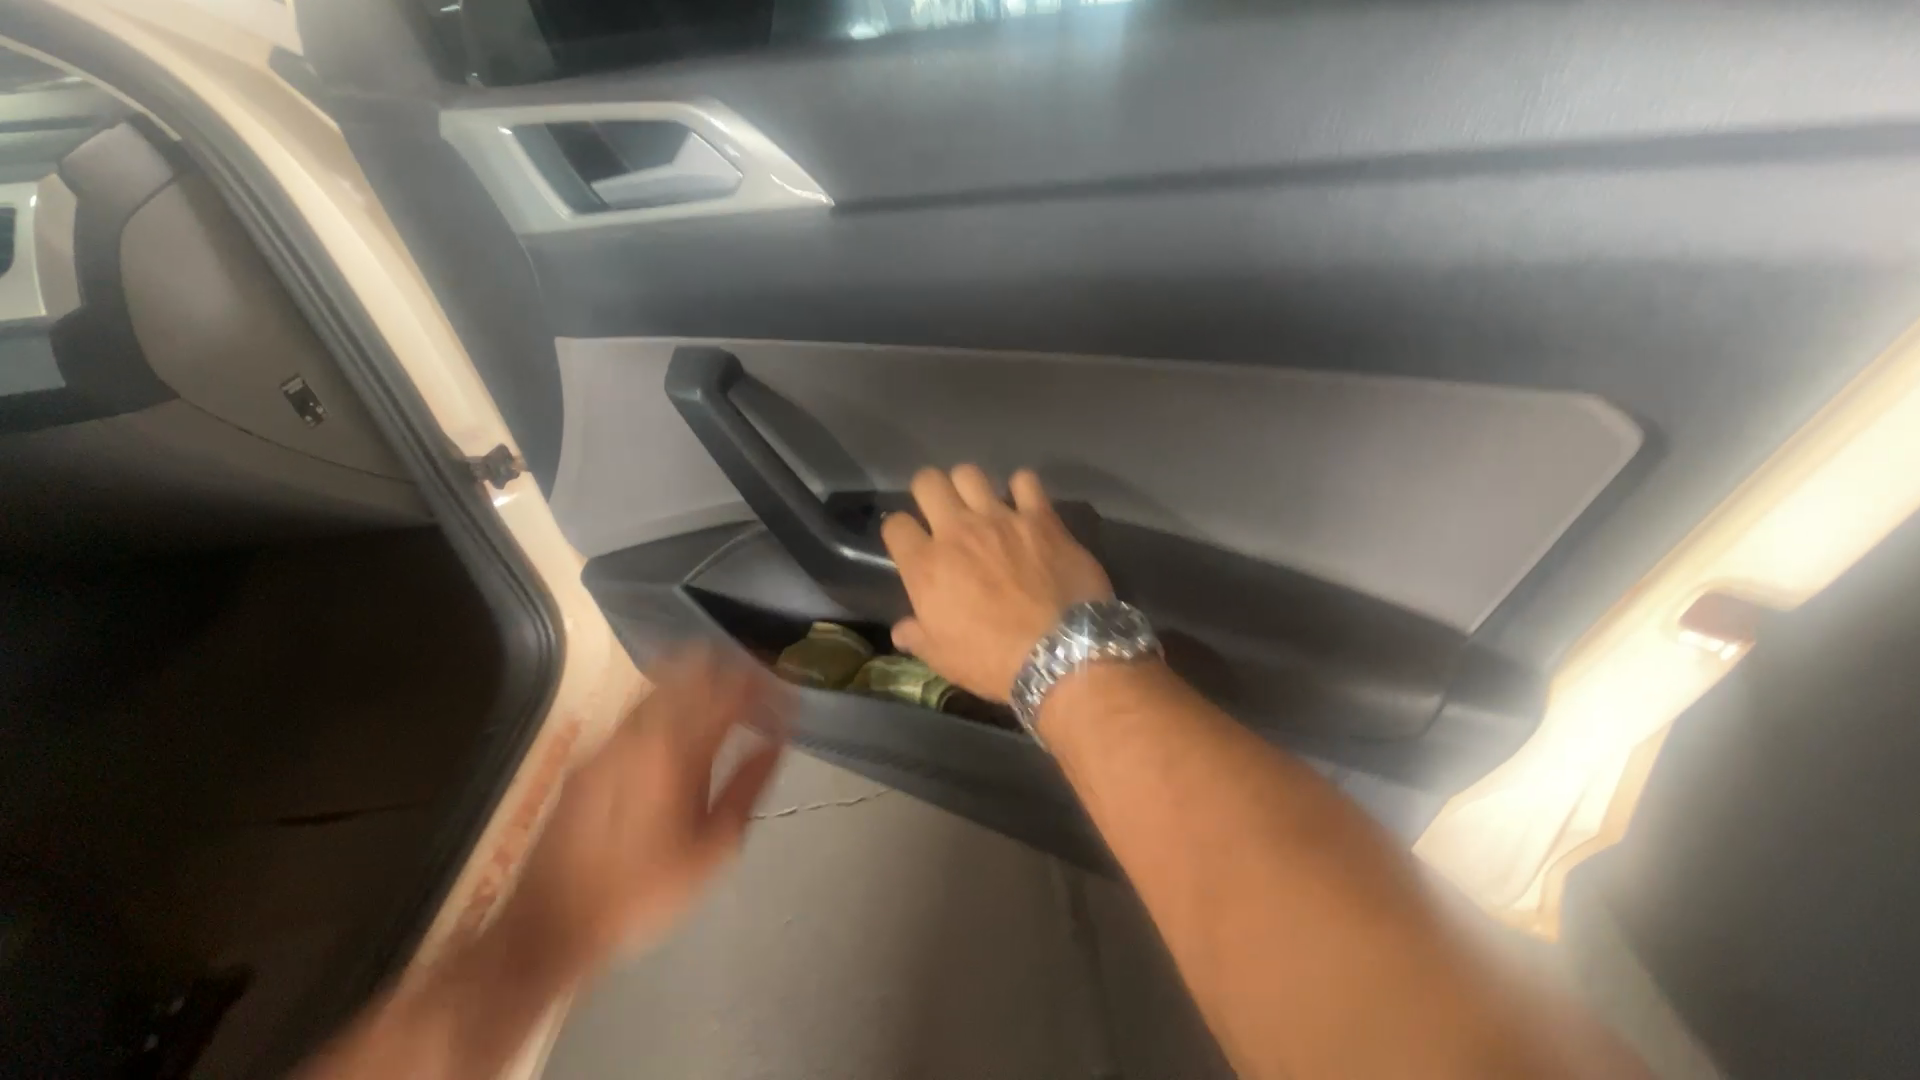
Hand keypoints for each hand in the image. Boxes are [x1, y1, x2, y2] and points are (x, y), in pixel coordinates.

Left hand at [494, 647, 787, 981]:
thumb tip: (776, 743)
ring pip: (662, 681)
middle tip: (758, 689)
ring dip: (700, 681)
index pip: (732, 691)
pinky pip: (639, 707)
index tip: (788, 695)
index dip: (765, 685)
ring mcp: (610, 737)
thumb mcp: (713, 849)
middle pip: (693, 668)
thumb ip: (748, 787)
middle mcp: (642, 730)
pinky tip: (681, 729)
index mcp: (678, 750)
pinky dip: (671, 701)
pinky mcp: (589, 753)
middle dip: (732, 670)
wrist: (551, 921)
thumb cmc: (645, 890)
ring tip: (726, 703)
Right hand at [882, 466, 1112, 700]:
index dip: (899, 532)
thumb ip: (918, 637)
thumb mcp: (943, 659)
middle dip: (929, 492)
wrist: (1062, 654)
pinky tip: (1025, 506)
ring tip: (979, 506)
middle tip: (941, 513)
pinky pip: (1025, 481)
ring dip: (969, 486)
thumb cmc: (993, 662)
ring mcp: (1001, 519)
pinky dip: (1022, 489)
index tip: (910, 544)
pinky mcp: (1042, 517)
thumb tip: (901, 630)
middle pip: (928, 482)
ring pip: (970, 473)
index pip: (895, 524)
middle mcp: (958, 531)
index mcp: (926, 566)